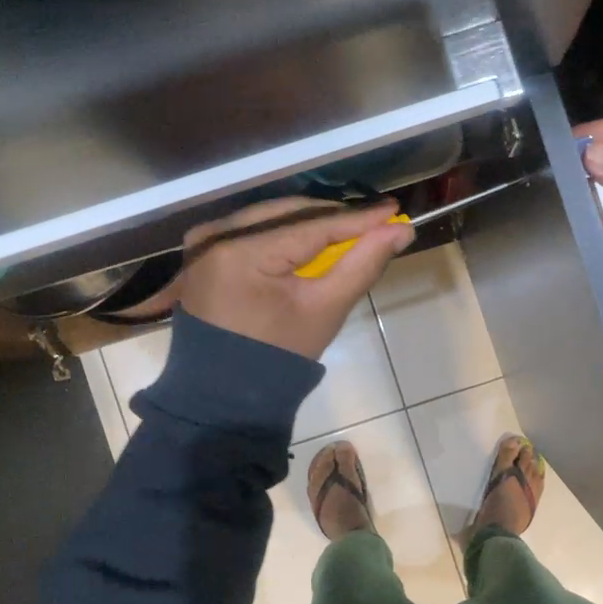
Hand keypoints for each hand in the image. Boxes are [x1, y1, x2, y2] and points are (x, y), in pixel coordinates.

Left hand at [134, 197, 413, 358]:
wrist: (224, 394)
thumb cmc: (279, 355)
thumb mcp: (325, 309)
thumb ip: (362, 264)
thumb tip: (401, 230)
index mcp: (242, 251)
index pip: (311, 224)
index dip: (357, 217)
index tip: (394, 209)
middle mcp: (216, 234)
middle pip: (288, 213)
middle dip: (333, 216)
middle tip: (376, 220)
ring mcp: (203, 241)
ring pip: (270, 217)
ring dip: (310, 222)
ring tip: (349, 228)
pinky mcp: (202, 252)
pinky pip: (252, 230)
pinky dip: (284, 233)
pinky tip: (312, 239)